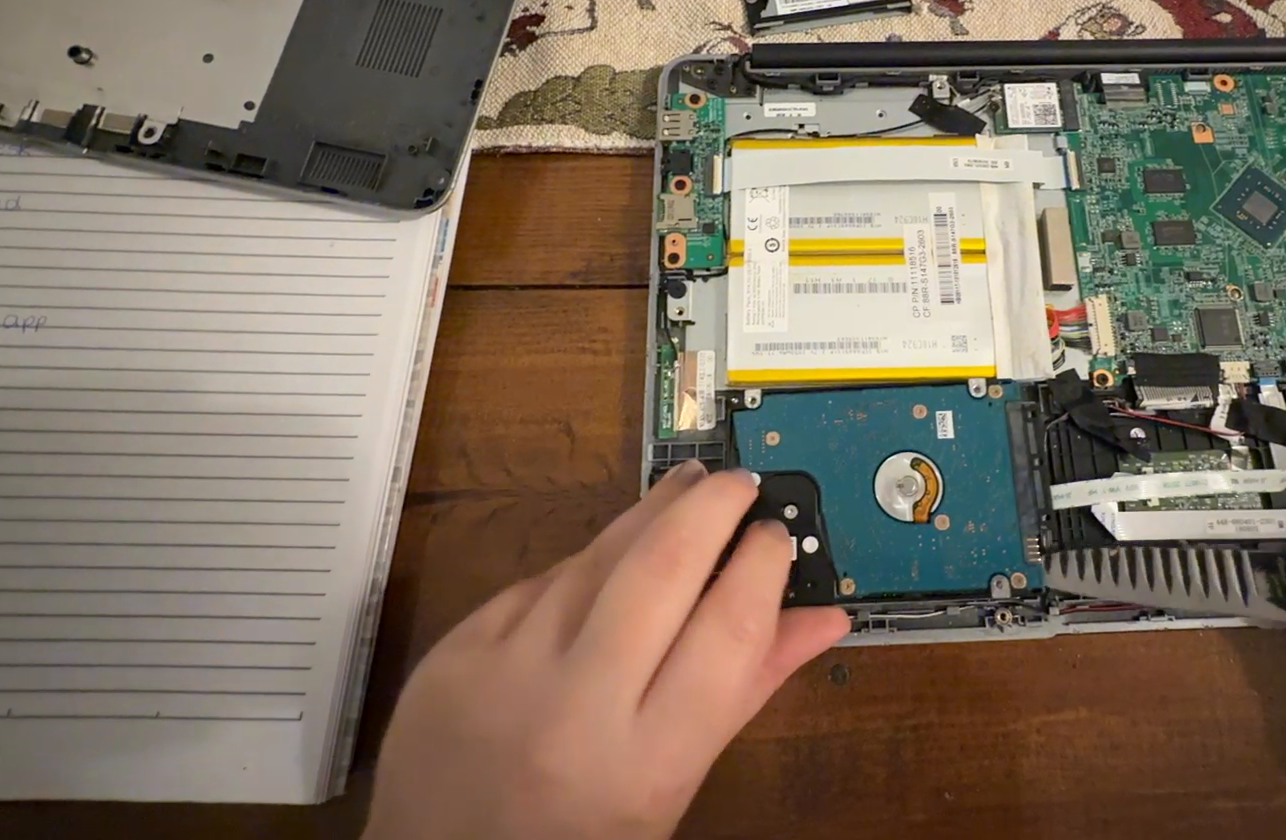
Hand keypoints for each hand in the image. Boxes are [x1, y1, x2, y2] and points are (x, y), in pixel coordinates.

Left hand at [364, 461, 850, 839]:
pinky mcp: (456, 647)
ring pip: (600, 554)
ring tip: (687, 485)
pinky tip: (609, 560)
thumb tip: (829, 615)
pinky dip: (590, 562)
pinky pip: (547, 577)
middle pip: (661, 566)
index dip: (763, 565)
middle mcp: (571, 709)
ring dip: (654, 509)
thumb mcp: (680, 780)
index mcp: (645, 762)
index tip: (776, 534)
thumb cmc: (588, 832)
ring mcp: (501, 670)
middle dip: (712, 504)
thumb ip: (752, 686)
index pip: (728, 630)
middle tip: (740, 481)